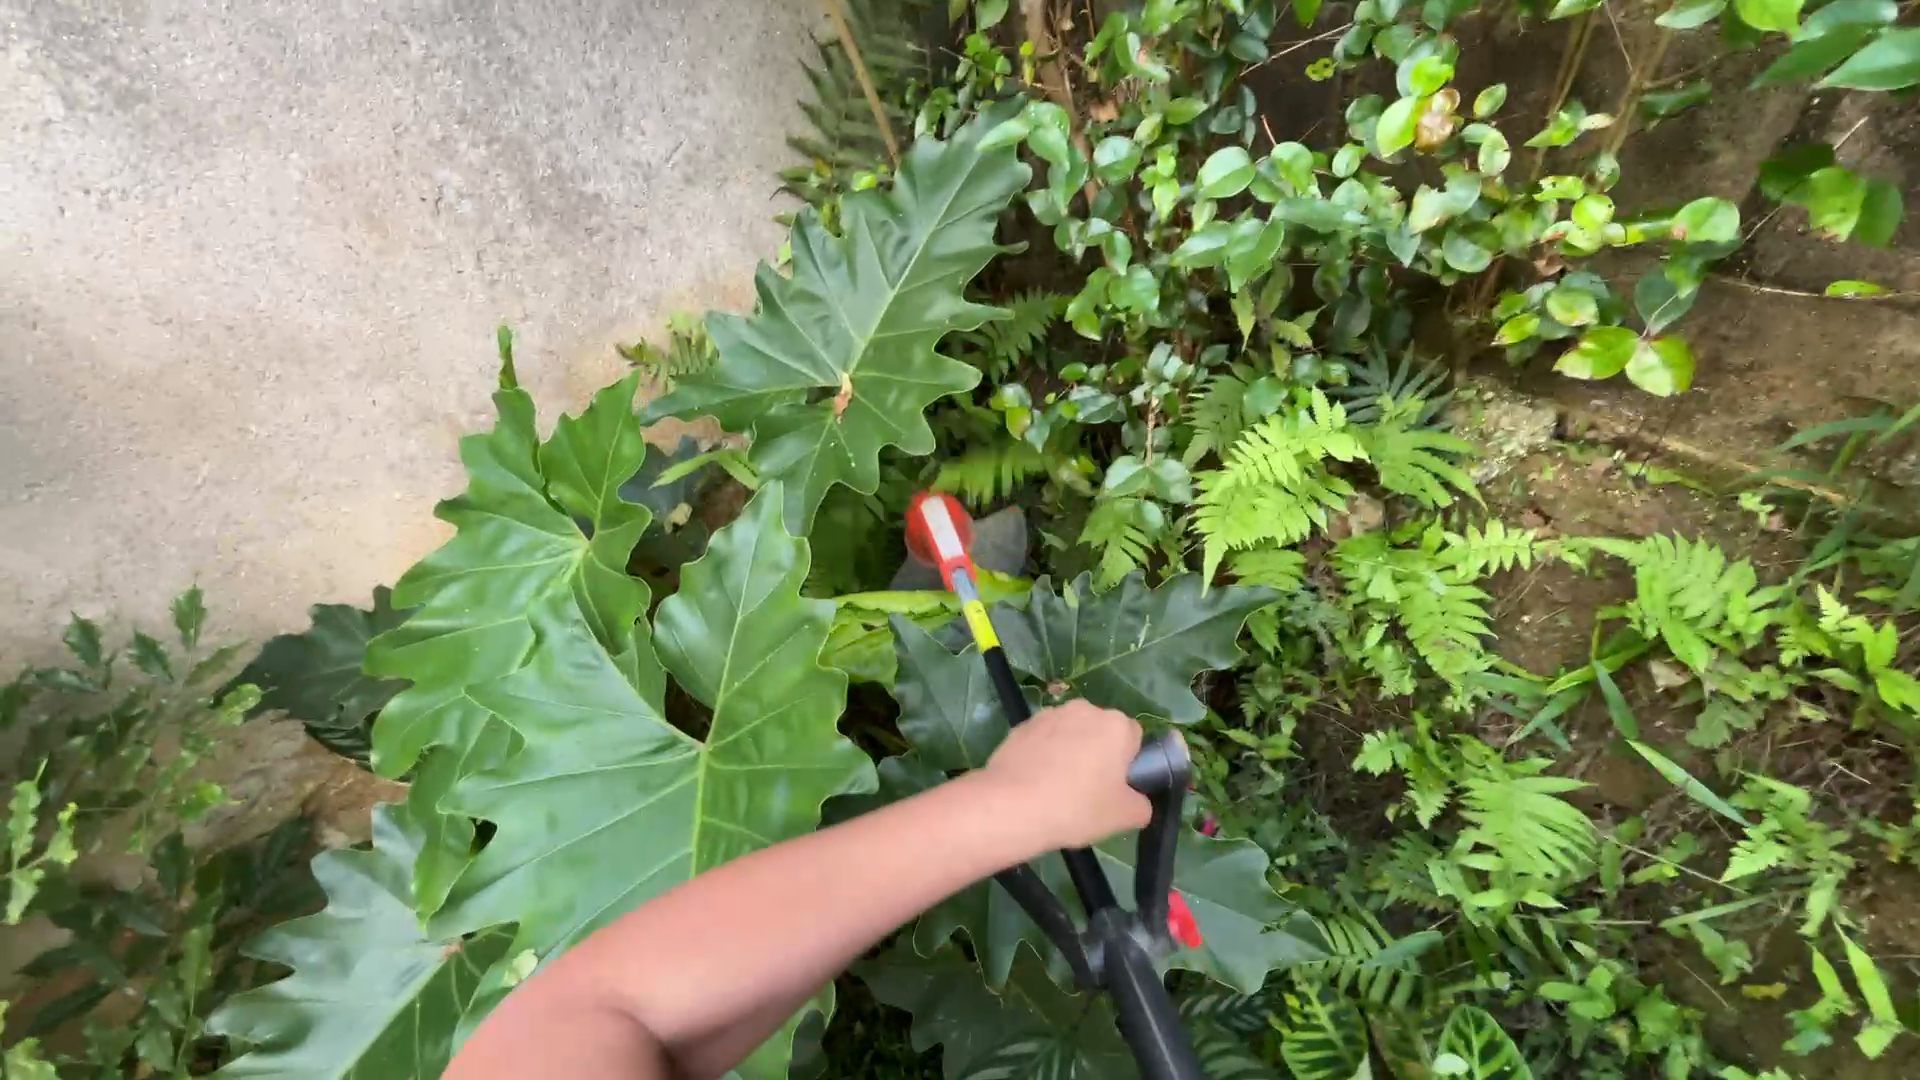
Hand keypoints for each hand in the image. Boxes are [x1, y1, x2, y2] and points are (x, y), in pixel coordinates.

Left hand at [981, 700, 1152, 850]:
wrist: (1013, 804)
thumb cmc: (1077, 806)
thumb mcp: (1124, 816)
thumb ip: (1141, 805)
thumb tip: (1137, 801)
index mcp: (1116, 724)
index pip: (1134, 737)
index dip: (1128, 762)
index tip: (1116, 786)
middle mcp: (1084, 709)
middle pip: (1100, 730)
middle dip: (1098, 753)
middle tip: (1089, 789)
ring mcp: (1050, 714)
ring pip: (1070, 732)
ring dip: (1069, 750)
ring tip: (1058, 787)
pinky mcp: (1022, 724)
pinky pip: (1043, 738)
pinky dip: (1043, 753)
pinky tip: (1035, 781)